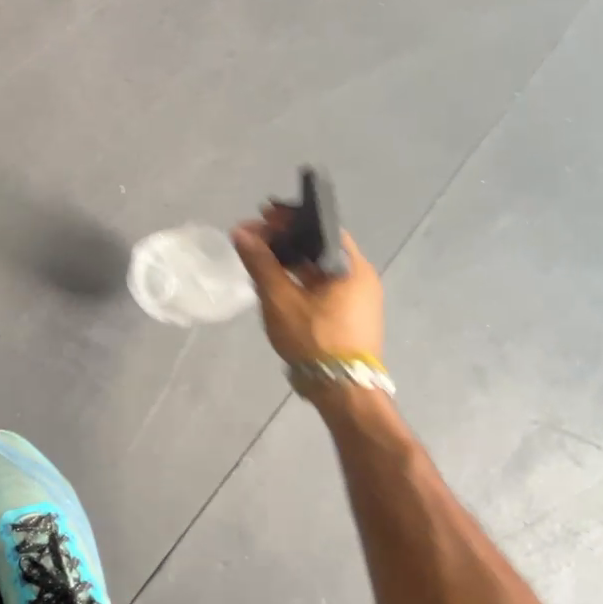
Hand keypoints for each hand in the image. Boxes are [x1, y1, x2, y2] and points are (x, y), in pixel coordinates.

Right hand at [230, 205, 383, 364]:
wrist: (342, 388)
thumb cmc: (313, 337)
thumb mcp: (279, 298)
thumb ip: (260, 262)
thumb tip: (242, 232)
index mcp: (351, 268)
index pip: (322, 227)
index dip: (291, 218)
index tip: (263, 215)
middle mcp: (361, 278)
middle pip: (320, 245)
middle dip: (286, 237)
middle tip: (253, 236)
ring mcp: (358, 298)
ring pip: (319, 266)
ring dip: (290, 257)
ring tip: (259, 258)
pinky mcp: (349, 314)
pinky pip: (321, 283)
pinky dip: (299, 275)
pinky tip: (275, 281)